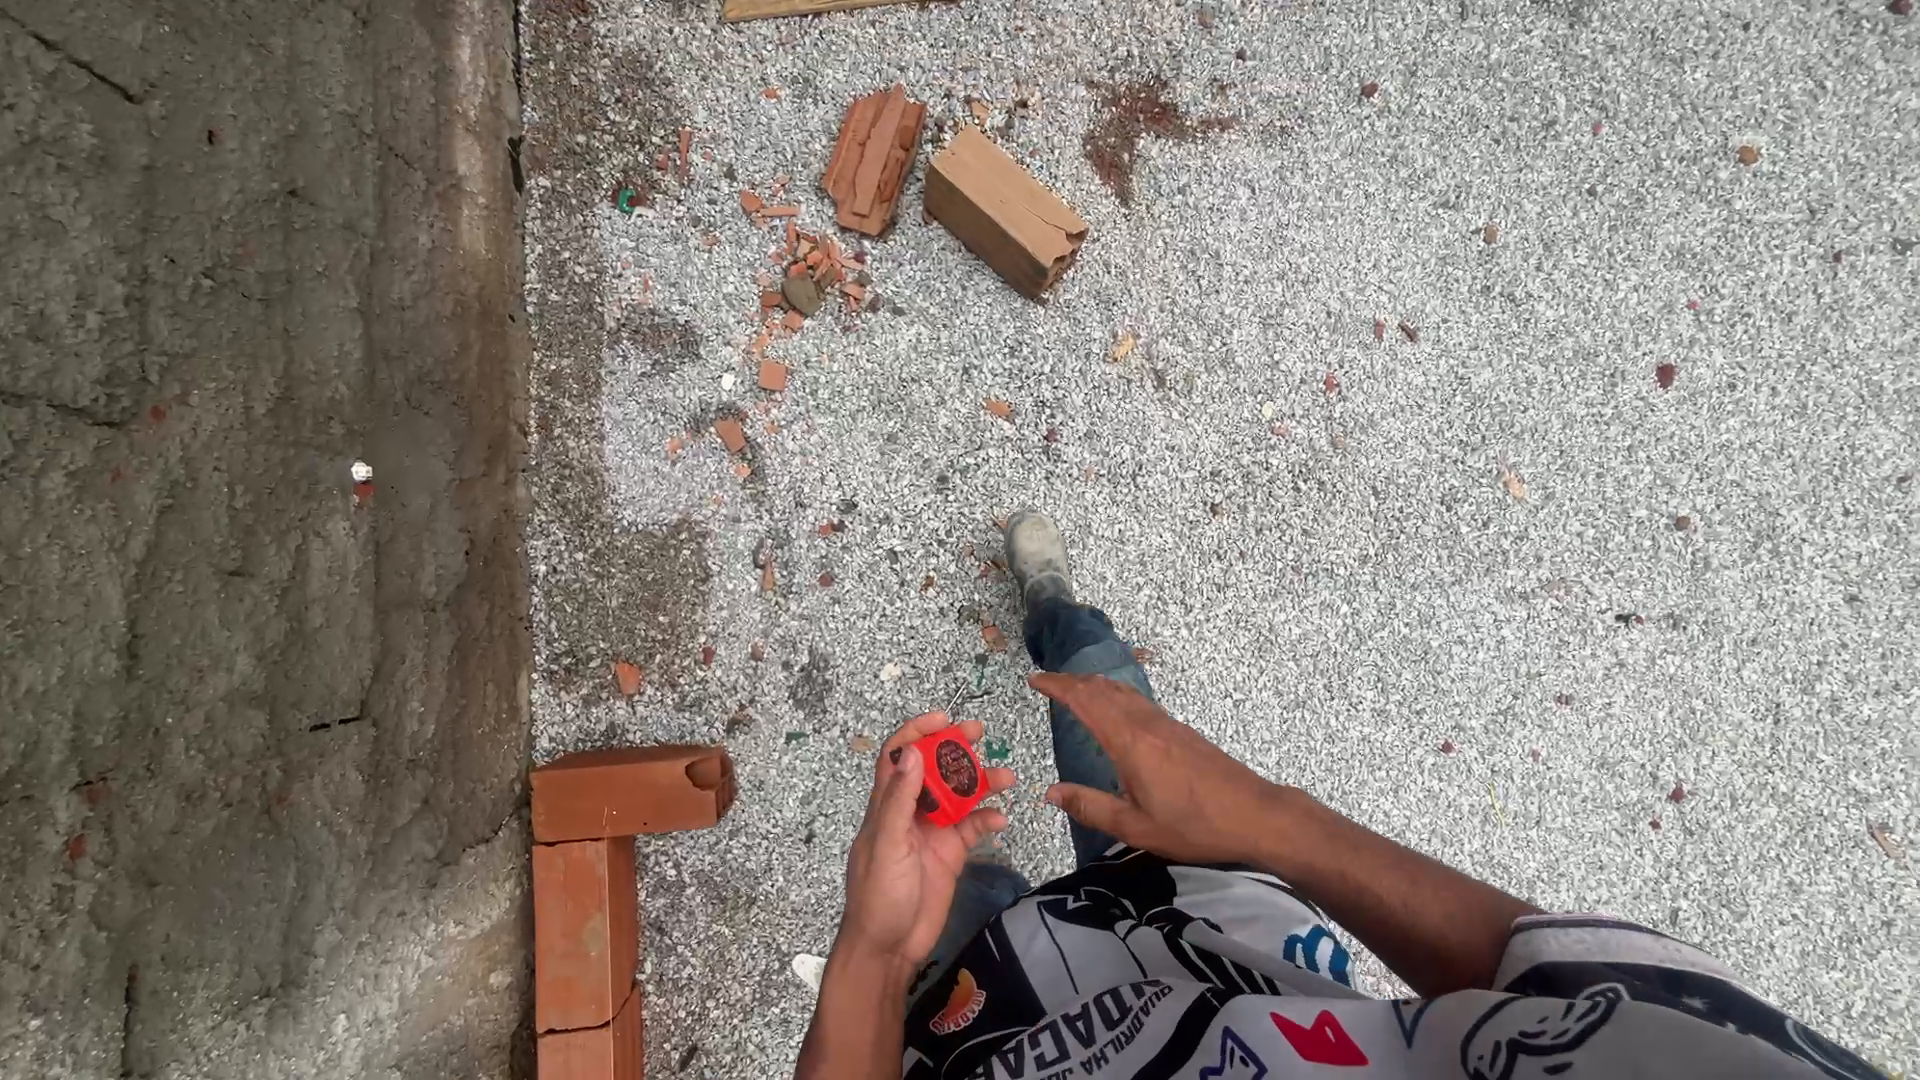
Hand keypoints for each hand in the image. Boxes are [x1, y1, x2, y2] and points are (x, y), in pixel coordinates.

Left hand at [838, 712, 1014, 974]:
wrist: (889, 949)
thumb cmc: (878, 894)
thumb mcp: (887, 844)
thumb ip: (900, 799)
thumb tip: (911, 750)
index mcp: (887, 804)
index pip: (898, 756)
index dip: (916, 732)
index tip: (943, 719)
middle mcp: (911, 811)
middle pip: (933, 768)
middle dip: (955, 748)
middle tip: (980, 732)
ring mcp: (933, 831)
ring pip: (959, 795)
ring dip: (981, 782)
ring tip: (1007, 775)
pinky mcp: (951, 853)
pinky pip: (972, 827)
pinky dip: (988, 819)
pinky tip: (1001, 818)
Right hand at [1030, 672, 1300, 865]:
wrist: (1255, 815)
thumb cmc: (1192, 825)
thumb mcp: (1135, 827)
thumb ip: (1090, 807)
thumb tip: (1049, 793)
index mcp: (1128, 741)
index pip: (1085, 700)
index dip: (1058, 686)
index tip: (1035, 679)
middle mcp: (1145, 723)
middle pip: (1103, 688)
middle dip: (1072, 680)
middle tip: (1048, 681)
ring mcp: (1166, 724)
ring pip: (1123, 692)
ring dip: (1095, 685)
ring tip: (1076, 689)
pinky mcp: (1181, 732)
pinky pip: (1139, 701)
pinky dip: (1115, 695)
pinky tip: (1118, 710)